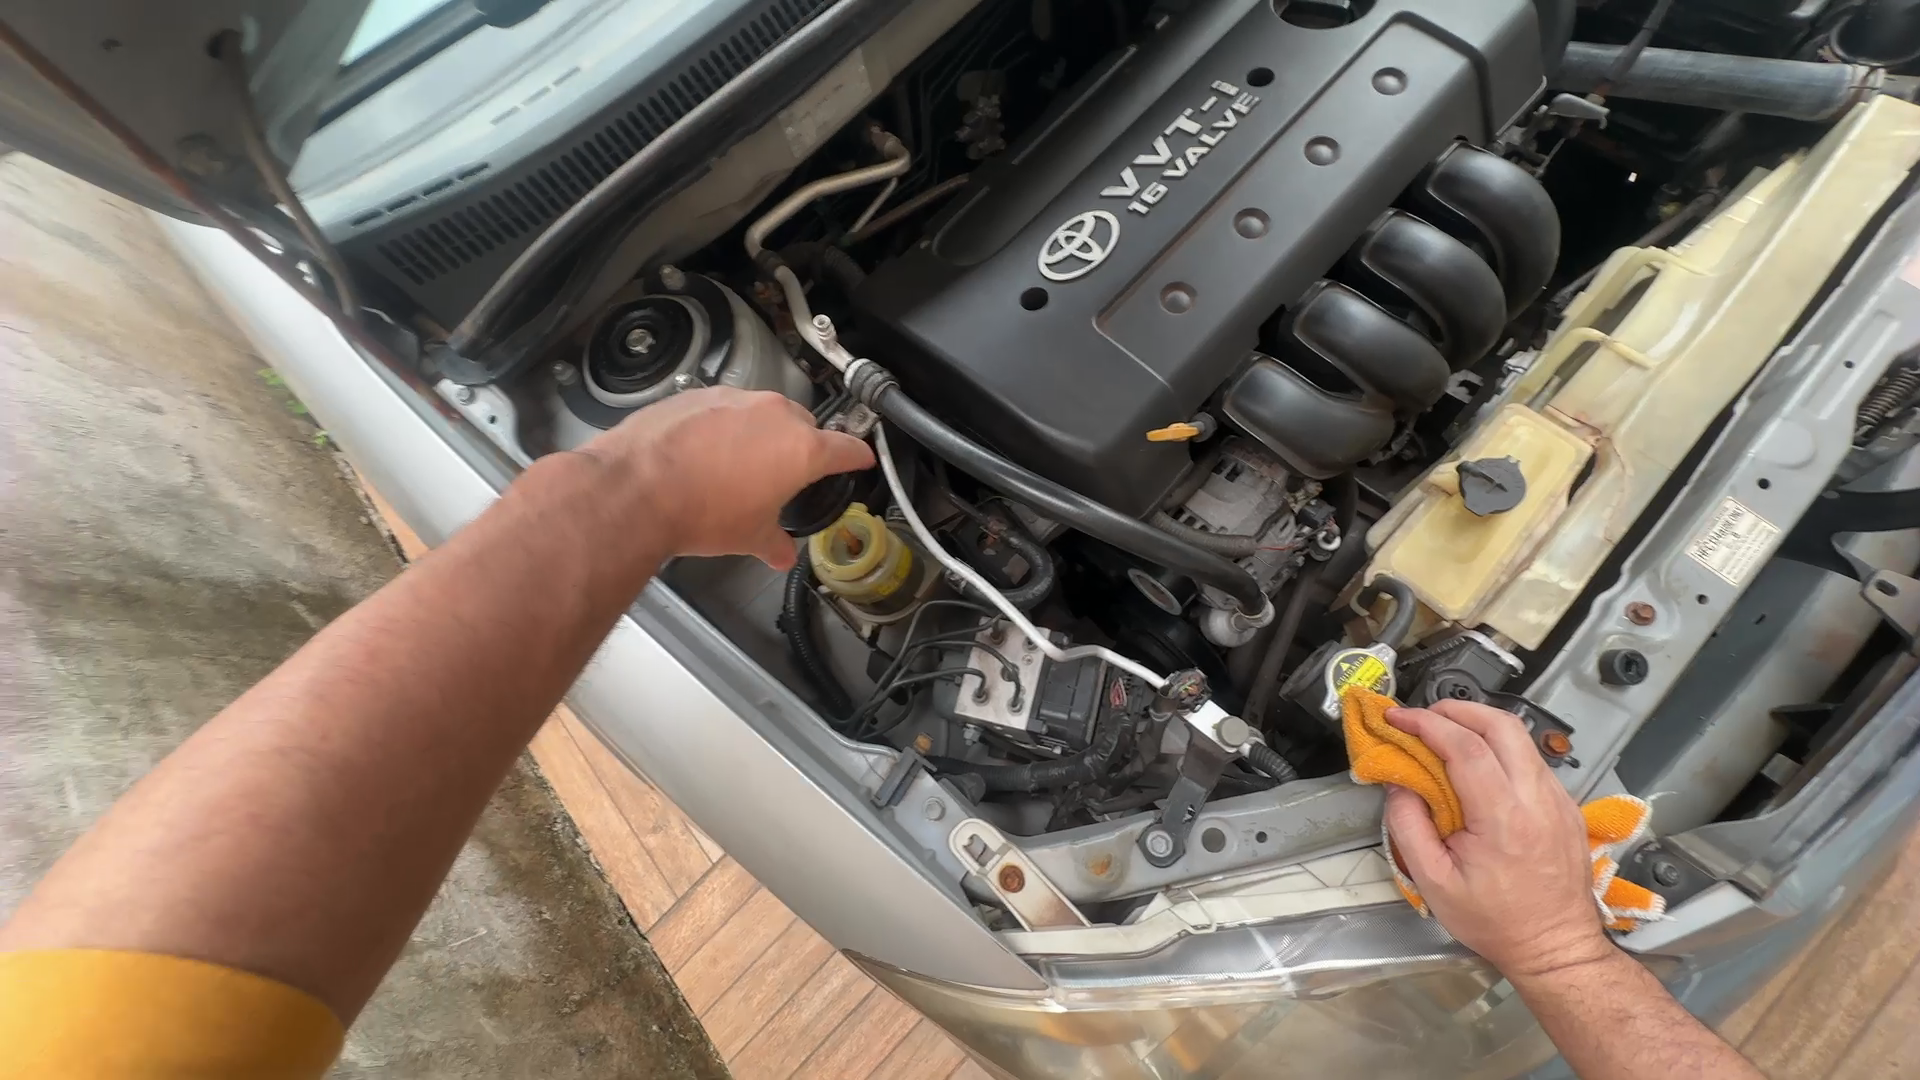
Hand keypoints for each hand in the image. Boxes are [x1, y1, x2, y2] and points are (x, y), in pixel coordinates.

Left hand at [576, 387, 873, 568]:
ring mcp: (735, 399)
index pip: (847, 448)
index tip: (861, 458)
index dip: (858, 456)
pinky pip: (725, 409)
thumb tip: (781, 554)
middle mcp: (774, 415)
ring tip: (740, 467)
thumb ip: (774, 543)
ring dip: (761, 435)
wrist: (635, 489)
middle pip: (805, 426)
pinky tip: (706, 454)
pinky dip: (724, 427)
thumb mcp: (749, 536)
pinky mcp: (698, 394)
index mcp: (802, 449)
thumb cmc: (701, 512)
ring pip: (764, 414)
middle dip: (802, 448)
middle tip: (787, 476)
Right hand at [1382, 700, 1613, 978]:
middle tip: (1421, 716)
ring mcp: (1558, 801)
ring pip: (1519, 737)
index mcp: (1504, 819)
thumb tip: (1398, 783)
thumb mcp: (1430, 880)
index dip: (1426, 723)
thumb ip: (1406, 824)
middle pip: (1502, 726)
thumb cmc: (1493, 921)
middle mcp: (1539, 801)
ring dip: (1475, 723)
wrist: (1558, 951)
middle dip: (1456, 708)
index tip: (1396, 719)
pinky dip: (1494, 745)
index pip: (1466, 747)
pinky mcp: (1564, 806)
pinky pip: (1528, 757)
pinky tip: (1471, 760)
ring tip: (1441, 733)